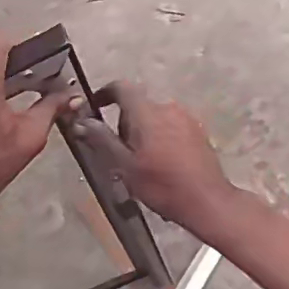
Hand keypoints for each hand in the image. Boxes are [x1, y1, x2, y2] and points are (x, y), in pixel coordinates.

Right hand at [67, 82, 241, 232]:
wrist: (206, 201)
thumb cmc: (161, 185)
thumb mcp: (124, 165)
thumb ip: (101, 139)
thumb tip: (81, 122)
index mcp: (147, 112)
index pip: (121, 88)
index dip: (105, 93)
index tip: (95, 107)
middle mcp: (168, 108)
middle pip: (138, 105)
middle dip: (124, 122)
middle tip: (118, 151)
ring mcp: (186, 118)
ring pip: (155, 116)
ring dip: (143, 131)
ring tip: (140, 161)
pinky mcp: (198, 131)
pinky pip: (171, 126)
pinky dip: (160, 137)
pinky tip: (161, 163)